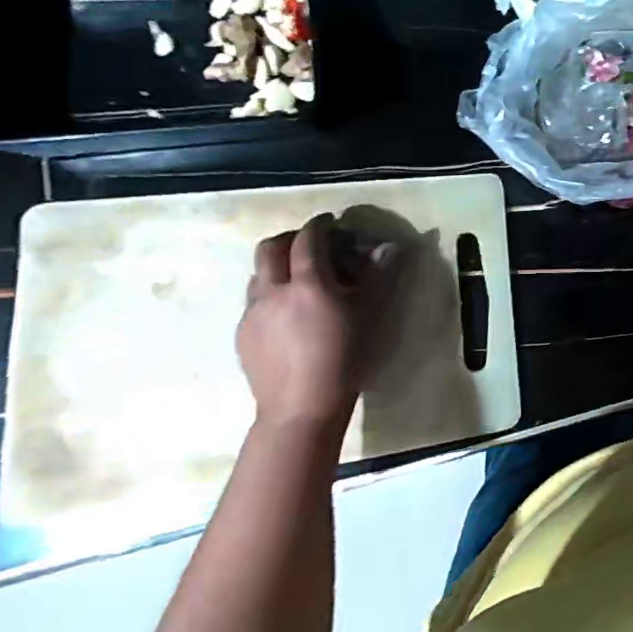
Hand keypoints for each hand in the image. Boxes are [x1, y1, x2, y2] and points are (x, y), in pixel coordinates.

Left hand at [236, 214, 398, 434]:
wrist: (301, 408)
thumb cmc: (344, 360)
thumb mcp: (368, 316)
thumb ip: (376, 277)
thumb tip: (390, 247)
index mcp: (308, 284)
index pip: (308, 240)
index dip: (319, 226)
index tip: (330, 223)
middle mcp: (273, 291)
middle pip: (270, 248)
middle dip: (290, 239)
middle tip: (310, 245)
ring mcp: (253, 313)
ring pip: (258, 274)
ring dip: (277, 266)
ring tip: (299, 280)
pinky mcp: (243, 334)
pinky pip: (254, 301)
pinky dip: (271, 294)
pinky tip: (288, 316)